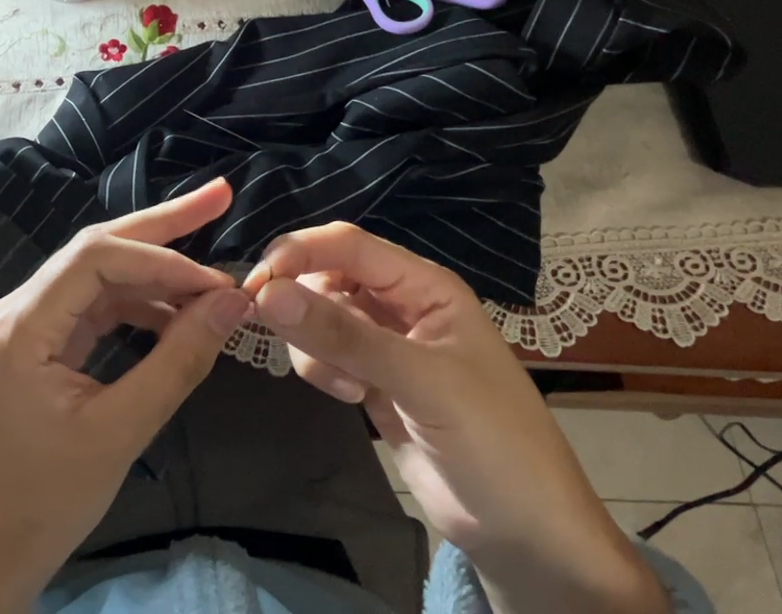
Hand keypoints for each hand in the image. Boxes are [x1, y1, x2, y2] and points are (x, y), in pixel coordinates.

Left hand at [0, 179, 252, 611]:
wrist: (7, 536)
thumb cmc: (54, 492)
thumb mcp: (123, 428)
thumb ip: (178, 360)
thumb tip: (232, 302)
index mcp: (23, 325)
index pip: (95, 259)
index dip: (161, 259)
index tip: (218, 282)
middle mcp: (21, 307)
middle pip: (97, 247)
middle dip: (162, 225)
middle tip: (219, 196)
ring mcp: (32, 319)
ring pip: (101, 271)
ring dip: (158, 269)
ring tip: (215, 275)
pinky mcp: (47, 336)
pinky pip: (100, 302)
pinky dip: (144, 303)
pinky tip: (183, 313)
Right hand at [244, 223, 665, 613]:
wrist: (525, 534)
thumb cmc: (495, 444)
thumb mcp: (422, 383)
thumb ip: (344, 335)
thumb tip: (266, 294)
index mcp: (425, 286)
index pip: (347, 245)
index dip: (298, 254)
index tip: (256, 286)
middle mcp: (400, 304)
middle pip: (325, 275)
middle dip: (299, 301)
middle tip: (284, 338)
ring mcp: (383, 344)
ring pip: (316, 315)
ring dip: (313, 344)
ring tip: (347, 386)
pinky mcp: (369, 379)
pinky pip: (322, 354)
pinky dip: (321, 370)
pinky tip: (353, 399)